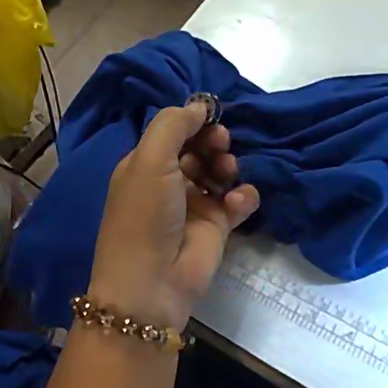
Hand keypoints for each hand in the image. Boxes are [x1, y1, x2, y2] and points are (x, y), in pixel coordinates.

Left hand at [88, 100, 259, 331]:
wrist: (153, 282)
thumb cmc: (144, 215)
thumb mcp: (149, 160)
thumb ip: (174, 125)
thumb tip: (200, 105)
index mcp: (145, 164)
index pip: (174, 131)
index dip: (194, 121)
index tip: (212, 116)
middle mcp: (170, 181)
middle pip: (201, 148)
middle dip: (214, 141)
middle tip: (222, 143)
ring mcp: (195, 204)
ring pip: (222, 171)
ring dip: (228, 165)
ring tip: (227, 173)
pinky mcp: (218, 226)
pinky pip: (239, 200)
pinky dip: (243, 196)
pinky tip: (237, 202)